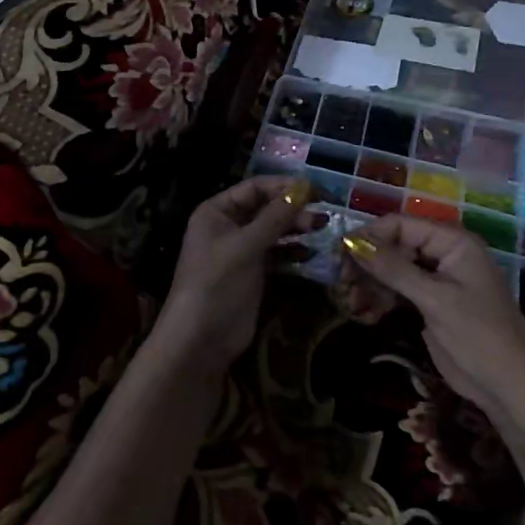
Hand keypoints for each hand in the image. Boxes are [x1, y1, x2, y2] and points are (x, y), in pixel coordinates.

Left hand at [158, 175, 312, 369]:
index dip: (283, 187)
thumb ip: (274, 217)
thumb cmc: (216, 283)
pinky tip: (310, 254)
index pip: (254, 188)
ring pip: (272, 230)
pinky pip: (276, 253)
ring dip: (295, 228)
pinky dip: (292, 251)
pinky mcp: (252, 272)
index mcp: (216, 211)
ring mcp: (240, 250)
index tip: (316, 190)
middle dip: (292, 208)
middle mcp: (227, 226)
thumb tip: (303, 188)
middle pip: (265, 208)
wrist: (201, 337)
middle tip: (323, 215)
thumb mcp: (245, 246)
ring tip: (321, 229)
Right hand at [342, 216, 524, 412]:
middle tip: (342, 283)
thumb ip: (392, 268)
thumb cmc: (478, 335)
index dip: (369, 237)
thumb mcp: (433, 299)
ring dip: (368, 284)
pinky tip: (364, 314)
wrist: (507, 386)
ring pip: (391, 269)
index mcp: (454, 243)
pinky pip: (396, 290)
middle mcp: (444, 254)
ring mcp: (436, 279)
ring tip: (351, 303)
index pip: (400, 225)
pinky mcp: (429, 303)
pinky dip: (379, 299)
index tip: (340, 256)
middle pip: (393, 246)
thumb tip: (351, 242)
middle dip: (366, 263)